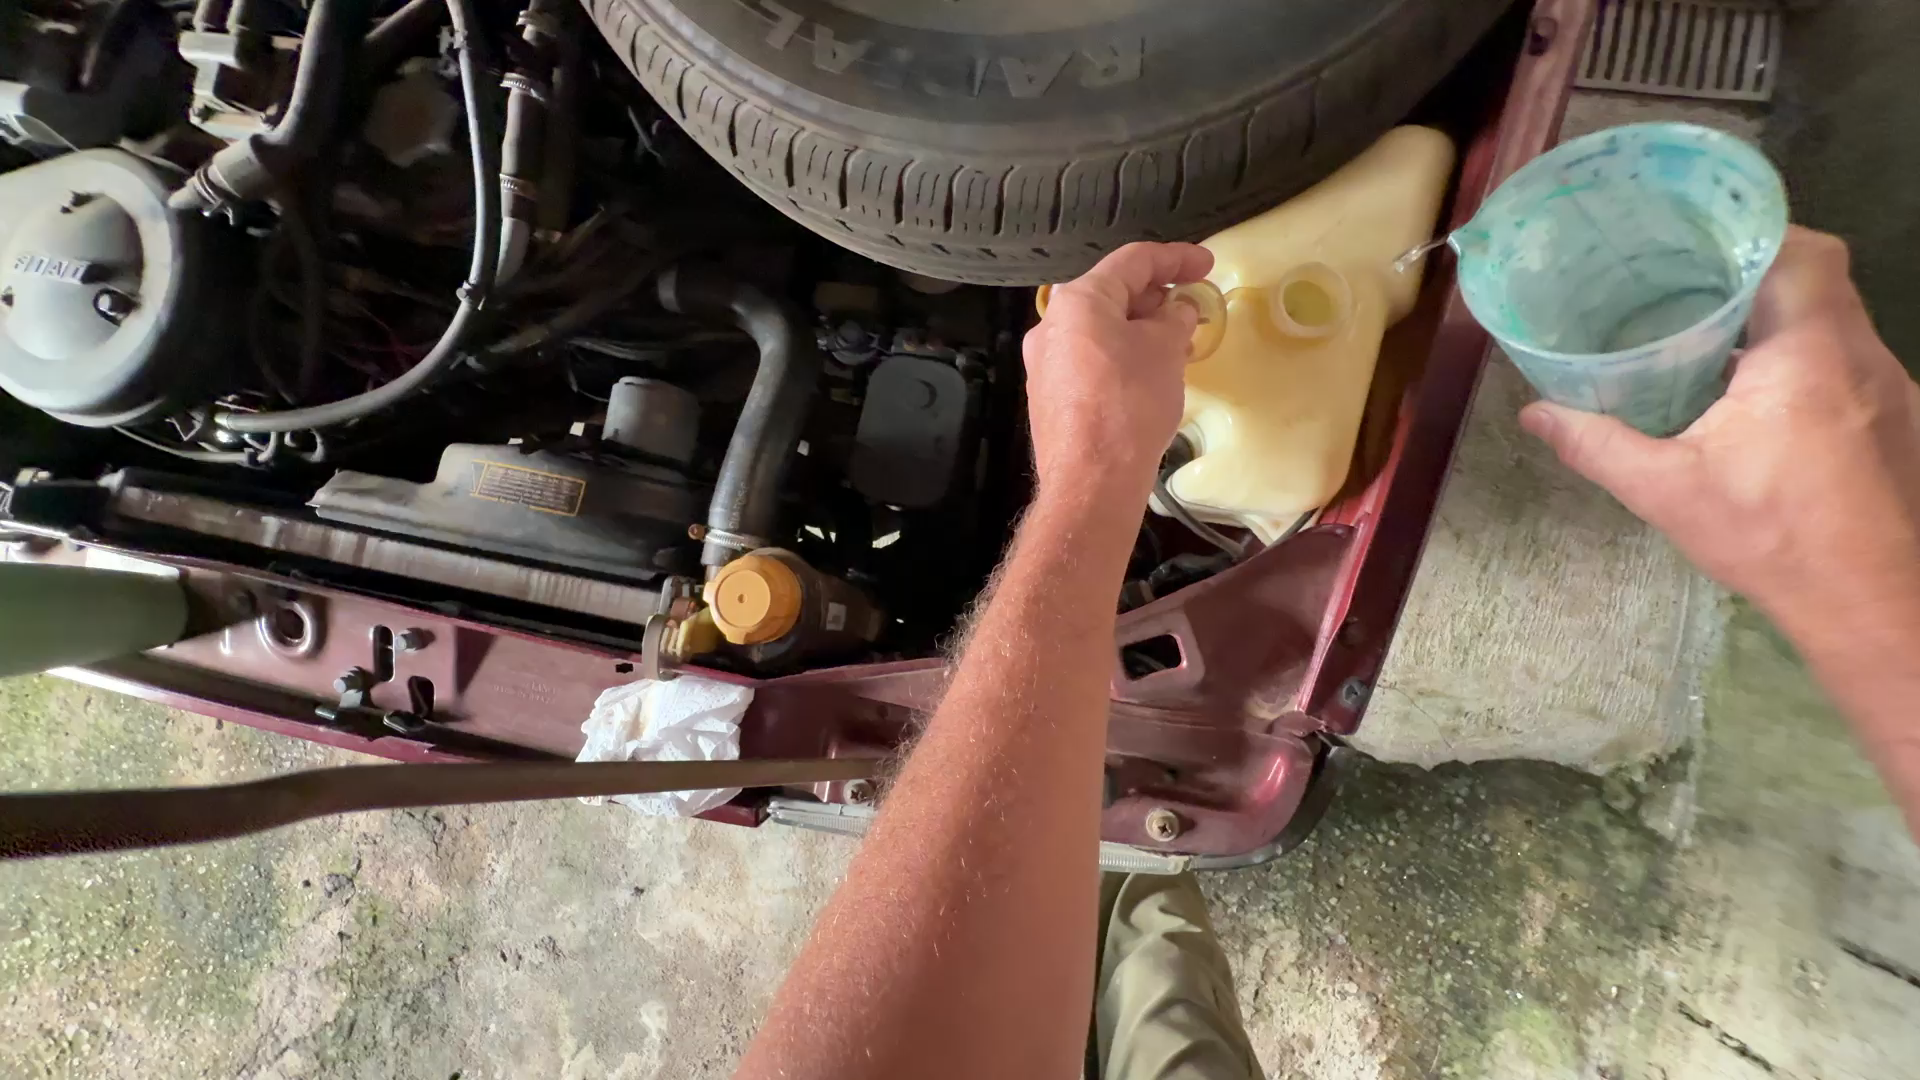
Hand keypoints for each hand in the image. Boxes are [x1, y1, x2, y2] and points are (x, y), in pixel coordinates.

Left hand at [1022, 242, 1213, 505]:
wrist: (1091, 480)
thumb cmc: (1130, 405)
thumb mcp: (1165, 350)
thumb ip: (1175, 317)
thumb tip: (1176, 310)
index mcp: (1077, 301)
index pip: (1133, 261)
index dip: (1176, 258)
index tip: (1207, 266)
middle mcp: (1051, 326)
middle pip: (1110, 295)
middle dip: (1156, 298)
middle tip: (1192, 310)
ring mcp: (1044, 363)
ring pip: (1099, 331)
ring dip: (1138, 330)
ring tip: (1175, 344)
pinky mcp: (1047, 396)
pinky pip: (1088, 361)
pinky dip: (1119, 356)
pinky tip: (1145, 374)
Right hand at [1519, 226, 1919, 634]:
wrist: (1875, 597)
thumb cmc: (1767, 533)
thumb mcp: (1660, 488)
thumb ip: (1593, 443)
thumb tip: (1534, 414)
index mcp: (1808, 360)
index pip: (1803, 257)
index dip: (1754, 234)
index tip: (1691, 240)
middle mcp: (1862, 357)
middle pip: (1816, 282)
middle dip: (1745, 273)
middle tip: (1669, 285)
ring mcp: (1888, 386)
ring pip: (1828, 321)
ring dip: (1764, 317)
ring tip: (1690, 333)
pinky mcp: (1892, 416)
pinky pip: (1837, 357)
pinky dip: (1785, 354)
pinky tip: (1735, 390)